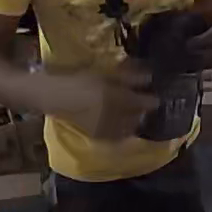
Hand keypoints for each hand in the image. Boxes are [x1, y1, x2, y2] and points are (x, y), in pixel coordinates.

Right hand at [36, 66, 157, 139]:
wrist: (55, 97)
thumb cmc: (80, 81)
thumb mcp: (105, 75)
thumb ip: (129, 77)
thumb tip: (150, 77)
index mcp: (115, 97)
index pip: (143, 103)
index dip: (152, 100)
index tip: (155, 97)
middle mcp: (113, 116)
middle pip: (138, 116)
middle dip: (142, 110)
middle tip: (142, 103)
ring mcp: (106, 128)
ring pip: (129, 127)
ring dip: (134, 121)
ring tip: (132, 113)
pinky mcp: (99, 136)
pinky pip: (118, 136)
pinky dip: (123, 130)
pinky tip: (121, 124)